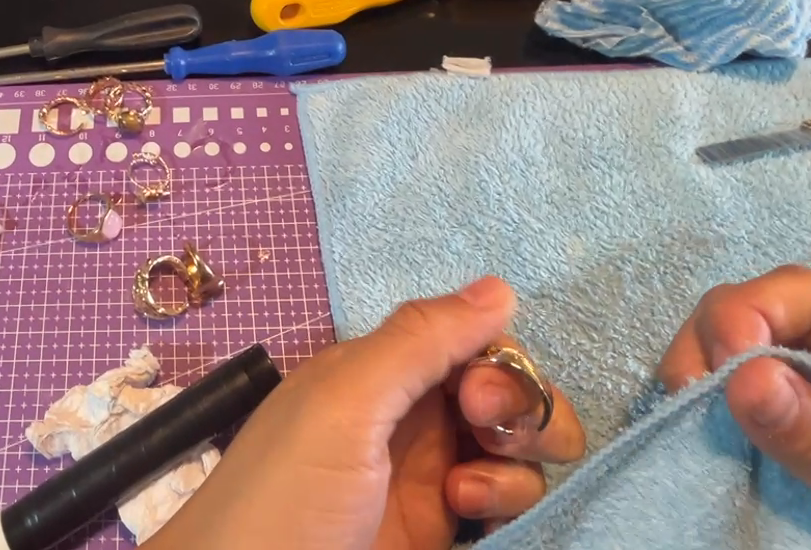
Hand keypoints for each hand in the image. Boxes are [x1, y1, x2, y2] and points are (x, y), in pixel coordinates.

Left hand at [144, 277, 585, 549]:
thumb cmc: (292, 486)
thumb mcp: (347, 399)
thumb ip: (419, 342)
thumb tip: (500, 286)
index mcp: (379, 370)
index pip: (465, 340)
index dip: (491, 360)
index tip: (477, 396)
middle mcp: (408, 413)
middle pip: (499, 391)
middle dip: (517, 408)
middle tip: (485, 431)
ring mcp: (426, 475)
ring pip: (509, 448)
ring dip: (514, 463)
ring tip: (467, 493)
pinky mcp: (439, 530)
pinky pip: (501, 501)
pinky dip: (506, 500)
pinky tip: (467, 513)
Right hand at [659, 266, 810, 547]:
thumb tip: (738, 375)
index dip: (750, 313)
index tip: (716, 367)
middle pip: (771, 323)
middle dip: (715, 347)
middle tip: (686, 402)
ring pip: (752, 367)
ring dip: (712, 388)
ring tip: (695, 433)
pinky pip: (755, 418)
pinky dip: (720, 425)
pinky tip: (709, 448)